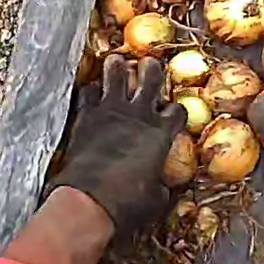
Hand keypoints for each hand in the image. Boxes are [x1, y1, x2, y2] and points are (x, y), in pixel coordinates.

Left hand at [45, 54, 185, 237]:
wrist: (89, 200)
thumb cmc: (128, 203)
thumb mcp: (156, 198)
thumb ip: (160, 185)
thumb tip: (162, 188)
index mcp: (160, 133)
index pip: (177, 110)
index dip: (176, 109)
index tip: (172, 113)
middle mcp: (138, 114)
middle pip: (150, 78)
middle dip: (151, 68)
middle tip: (148, 63)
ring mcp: (110, 111)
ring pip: (116, 74)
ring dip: (117, 66)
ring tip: (116, 61)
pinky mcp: (86, 115)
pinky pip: (88, 91)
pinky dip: (90, 89)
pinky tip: (90, 90)